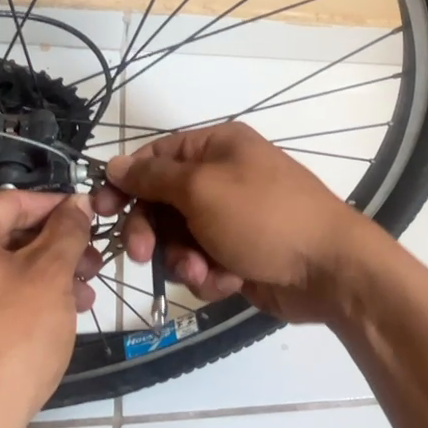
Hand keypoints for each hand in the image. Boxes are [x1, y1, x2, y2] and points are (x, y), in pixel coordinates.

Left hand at [0, 192, 99, 427]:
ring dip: (36, 282)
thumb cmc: (9, 339)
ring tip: (78, 302)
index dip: (58, 209)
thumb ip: (67, 231)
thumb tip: (76, 203)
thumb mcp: (50, 275)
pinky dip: (6, 308)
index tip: (90, 219)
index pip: (10, 203)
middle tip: (90, 268)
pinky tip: (42, 325)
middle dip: (51, 252)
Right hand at [97, 123, 383, 321]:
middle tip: (143, 255)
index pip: (155, 156)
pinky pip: (202, 263)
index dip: (125, 182)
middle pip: (161, 202)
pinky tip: (230, 281)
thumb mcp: (203, 189)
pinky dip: (210, 275)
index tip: (99, 209)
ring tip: (206, 270)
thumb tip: (116, 163)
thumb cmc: (264, 217)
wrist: (328, 268)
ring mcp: (231, 217)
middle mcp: (222, 177)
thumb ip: (154, 177)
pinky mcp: (238, 253)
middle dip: (152, 230)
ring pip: (178, 239)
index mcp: (217, 146)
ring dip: (184, 259)